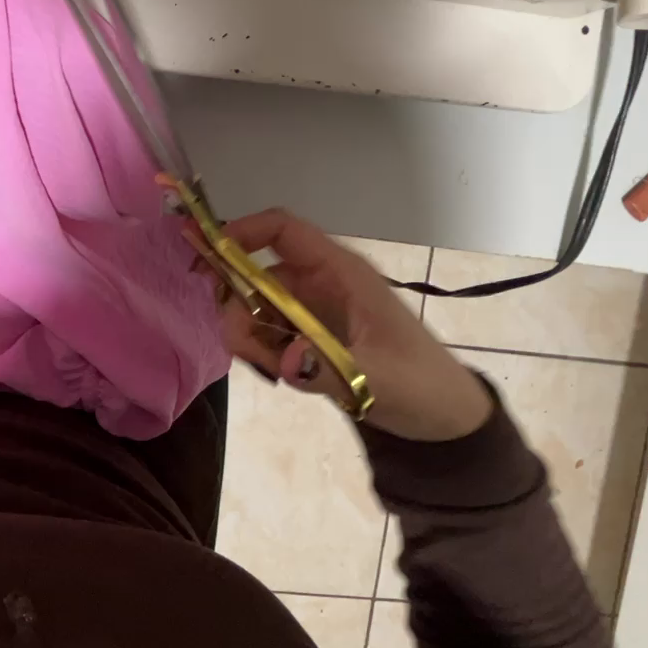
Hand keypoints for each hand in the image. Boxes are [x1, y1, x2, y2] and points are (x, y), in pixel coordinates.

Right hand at [213, 209, 493, 441]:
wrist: (441, 417)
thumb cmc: (420, 386)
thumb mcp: (376, 380)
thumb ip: (327, 371)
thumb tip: (284, 360)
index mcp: (342, 272)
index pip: (284, 231)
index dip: (242, 233)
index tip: (207, 256)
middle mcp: (320, 282)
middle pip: (257, 270)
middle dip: (235, 300)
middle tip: (238, 341)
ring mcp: (310, 309)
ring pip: (255, 304)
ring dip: (247, 332)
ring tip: (270, 367)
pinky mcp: (305, 334)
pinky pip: (265, 330)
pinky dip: (259, 348)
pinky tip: (279, 371)